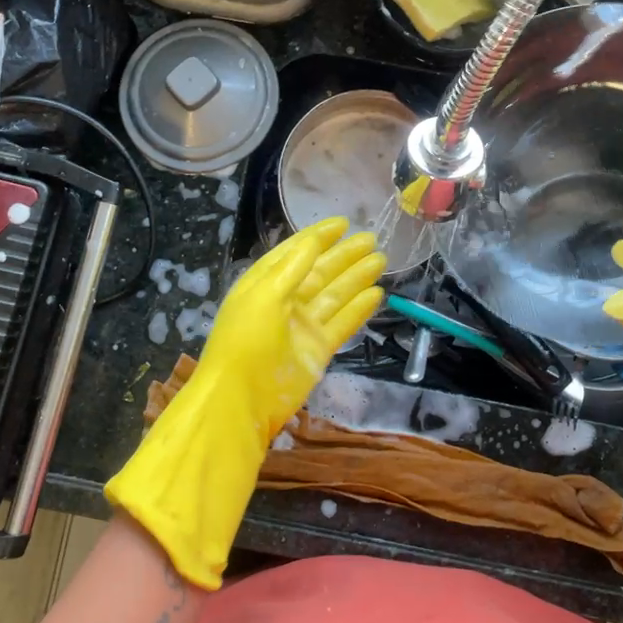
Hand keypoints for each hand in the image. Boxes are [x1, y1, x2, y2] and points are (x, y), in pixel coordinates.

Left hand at [105, 218, 385, 589]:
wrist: (240, 399)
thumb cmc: (244, 340)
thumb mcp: (264, 294)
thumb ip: (293, 267)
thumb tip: (315, 241)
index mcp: (264, 284)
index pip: (295, 253)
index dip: (318, 237)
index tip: (343, 223)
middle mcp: (285, 302)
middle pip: (320, 272)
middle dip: (344, 255)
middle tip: (372, 239)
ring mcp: (302, 327)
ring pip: (335, 295)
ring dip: (356, 277)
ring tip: (381, 260)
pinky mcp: (318, 350)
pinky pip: (342, 323)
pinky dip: (359, 309)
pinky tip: (377, 294)